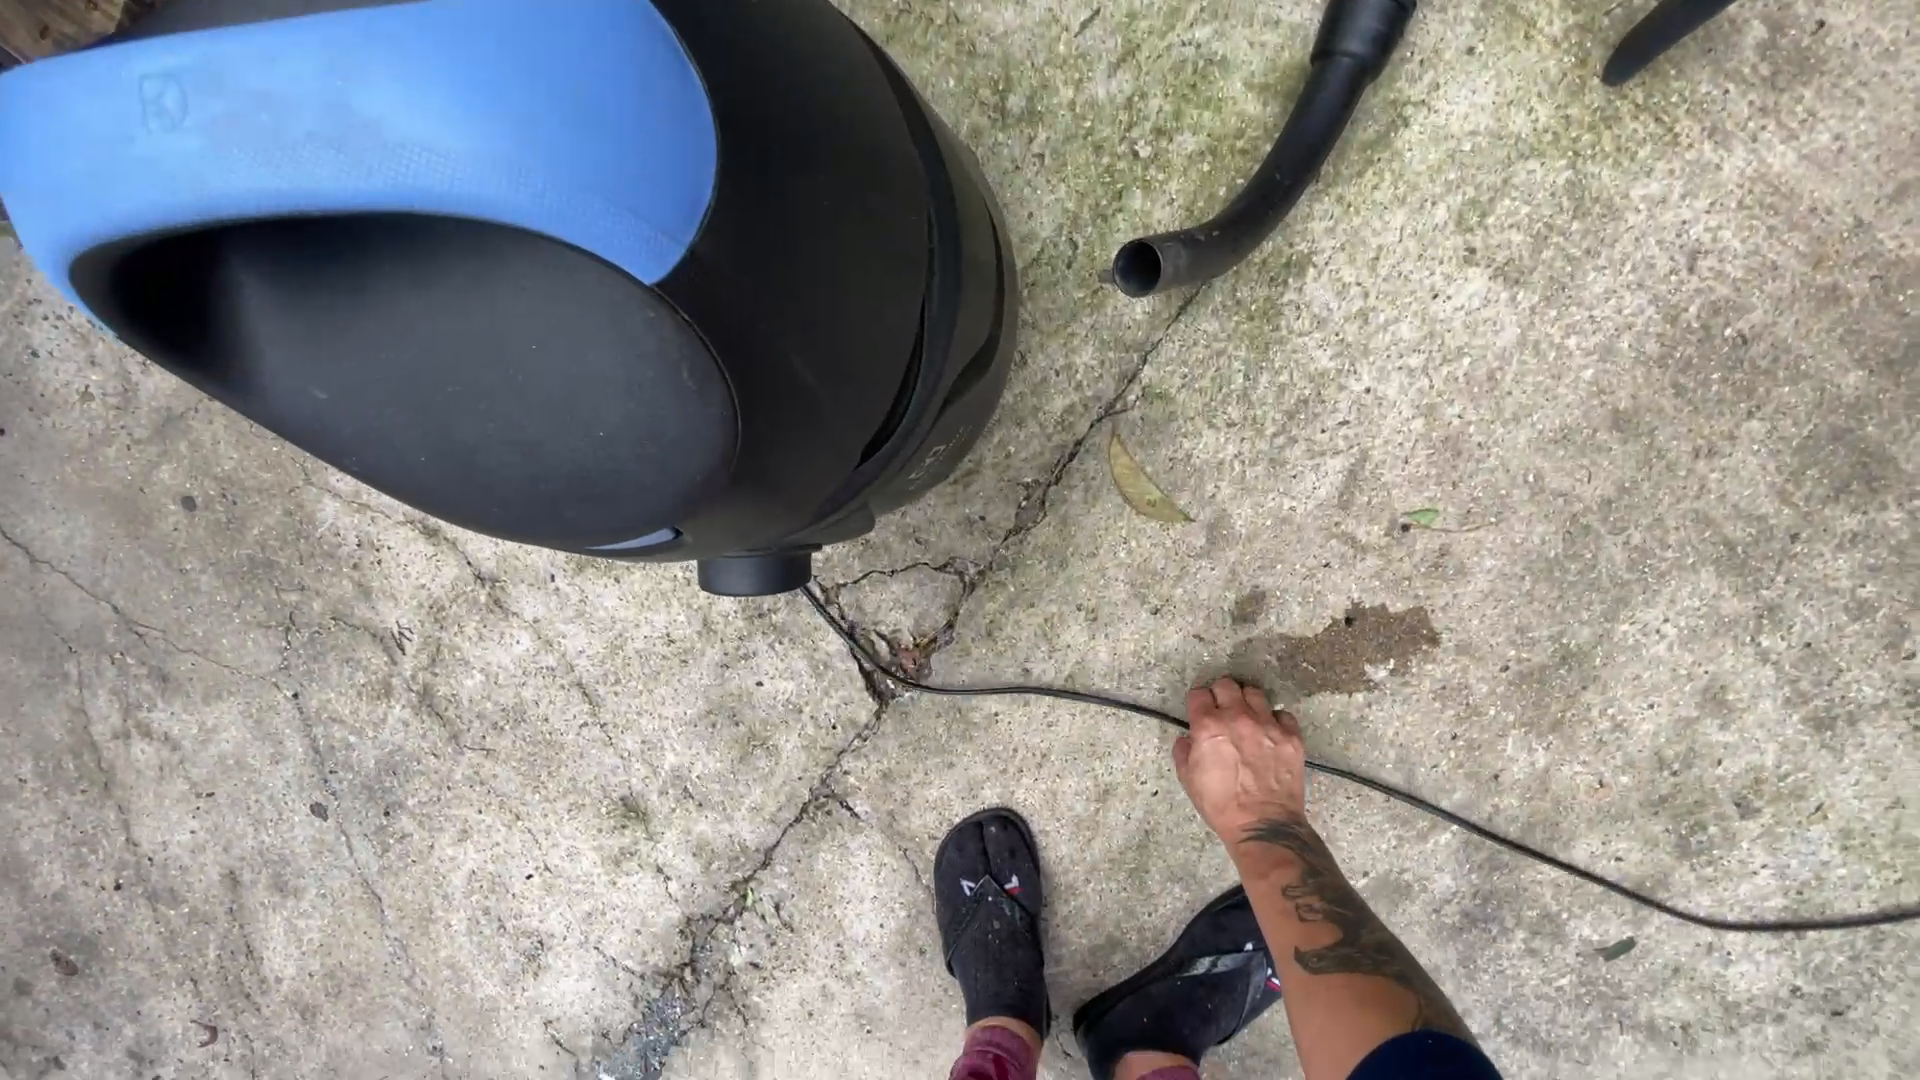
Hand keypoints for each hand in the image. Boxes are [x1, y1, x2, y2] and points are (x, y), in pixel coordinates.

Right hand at [1174, 677, 1308, 854]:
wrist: (1263, 825)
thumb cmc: (1221, 805)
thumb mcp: (1188, 779)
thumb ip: (1183, 752)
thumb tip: (1187, 739)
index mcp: (1208, 726)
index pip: (1199, 694)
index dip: (1198, 702)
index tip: (1200, 711)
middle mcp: (1237, 717)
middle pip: (1226, 685)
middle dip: (1220, 694)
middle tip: (1221, 709)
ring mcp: (1267, 725)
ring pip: (1254, 692)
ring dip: (1246, 701)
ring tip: (1247, 715)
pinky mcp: (1290, 737)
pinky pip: (1282, 714)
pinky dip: (1274, 719)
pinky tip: (1270, 732)